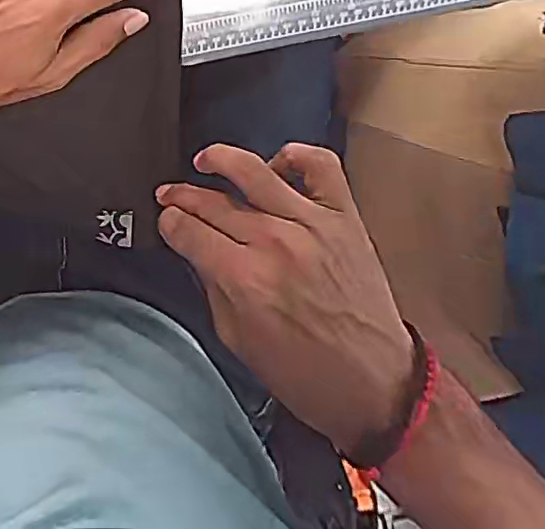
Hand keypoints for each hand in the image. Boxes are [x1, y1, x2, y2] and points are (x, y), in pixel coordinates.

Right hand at [157, 143, 414, 463]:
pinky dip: (295, 156)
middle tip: (170, 195)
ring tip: (206, 161)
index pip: (187, 229)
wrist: (377, 387)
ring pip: (253, 170)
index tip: (166, 219)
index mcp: (245, 280)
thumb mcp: (237, 339)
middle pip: (212, 200)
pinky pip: (318, 166)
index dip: (168, 221)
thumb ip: (210, 286)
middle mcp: (276, 244)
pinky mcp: (343, 217)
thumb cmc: (308, 374)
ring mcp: (312, 224)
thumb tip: (194, 248)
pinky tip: (276, 164)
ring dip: (219, 159)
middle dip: (182, 196)